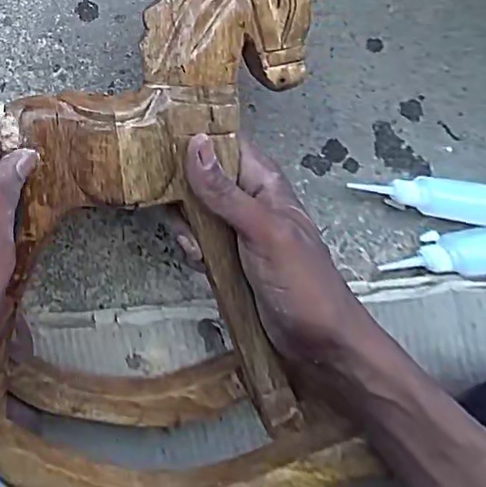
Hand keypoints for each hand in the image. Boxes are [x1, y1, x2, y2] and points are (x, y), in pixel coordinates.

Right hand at [182, 133, 373, 363]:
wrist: (323, 350)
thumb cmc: (304, 284)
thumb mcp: (264, 231)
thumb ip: (225, 191)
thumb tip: (196, 142)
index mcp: (261, 180)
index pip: (223, 141)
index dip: (194, 137)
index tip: (162, 144)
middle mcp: (246, 196)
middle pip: (199, 173)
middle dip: (182, 192)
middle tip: (179, 211)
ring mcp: (235, 225)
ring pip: (192, 207)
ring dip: (185, 225)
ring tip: (196, 247)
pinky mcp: (226, 253)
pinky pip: (196, 237)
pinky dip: (191, 247)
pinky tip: (200, 262)